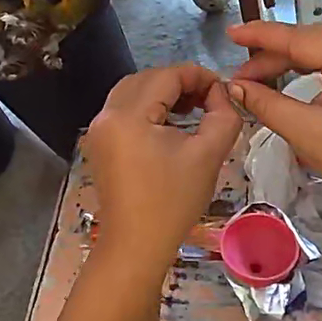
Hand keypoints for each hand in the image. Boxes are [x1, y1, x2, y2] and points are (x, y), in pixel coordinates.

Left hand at [83, 64, 241, 260]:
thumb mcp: (209, 154)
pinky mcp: (99, 145)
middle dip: (180, 82)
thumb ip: (223, 115)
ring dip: (164, 94)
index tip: (223, 89)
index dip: (199, 76)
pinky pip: (124, 111)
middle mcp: (106, 115)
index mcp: (128, 115)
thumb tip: (221, 94)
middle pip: (147, 79)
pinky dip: (149, 109)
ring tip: (194, 110)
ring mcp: (98, 130)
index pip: (167, 75)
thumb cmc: (174, 201)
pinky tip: (171, 125)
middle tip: (210, 99)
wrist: (137, 245)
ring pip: (133, 92)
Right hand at [226, 22, 321, 213]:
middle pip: (311, 42)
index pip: (302, 37)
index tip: (231, 32)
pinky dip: (307, 71)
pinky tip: (285, 79)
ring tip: (255, 77)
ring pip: (321, 52)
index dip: (262, 35)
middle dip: (272, 55)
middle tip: (239, 73)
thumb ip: (269, 105)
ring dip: (288, 63)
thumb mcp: (309, 133)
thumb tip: (236, 87)